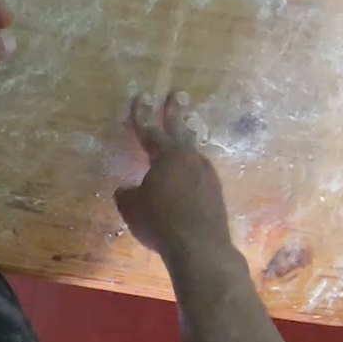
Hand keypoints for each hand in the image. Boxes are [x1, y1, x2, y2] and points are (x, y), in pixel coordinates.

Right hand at [115, 91, 237, 270]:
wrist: (199, 246)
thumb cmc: (159, 222)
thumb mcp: (131, 208)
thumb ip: (127, 194)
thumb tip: (127, 189)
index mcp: (165, 157)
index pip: (149, 130)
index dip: (142, 114)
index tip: (142, 95)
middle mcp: (189, 159)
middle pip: (180, 130)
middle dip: (176, 112)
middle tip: (180, 95)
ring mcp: (206, 175)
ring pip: (192, 152)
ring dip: (186, 142)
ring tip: (184, 136)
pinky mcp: (215, 192)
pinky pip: (199, 174)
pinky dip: (190, 170)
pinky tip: (187, 178)